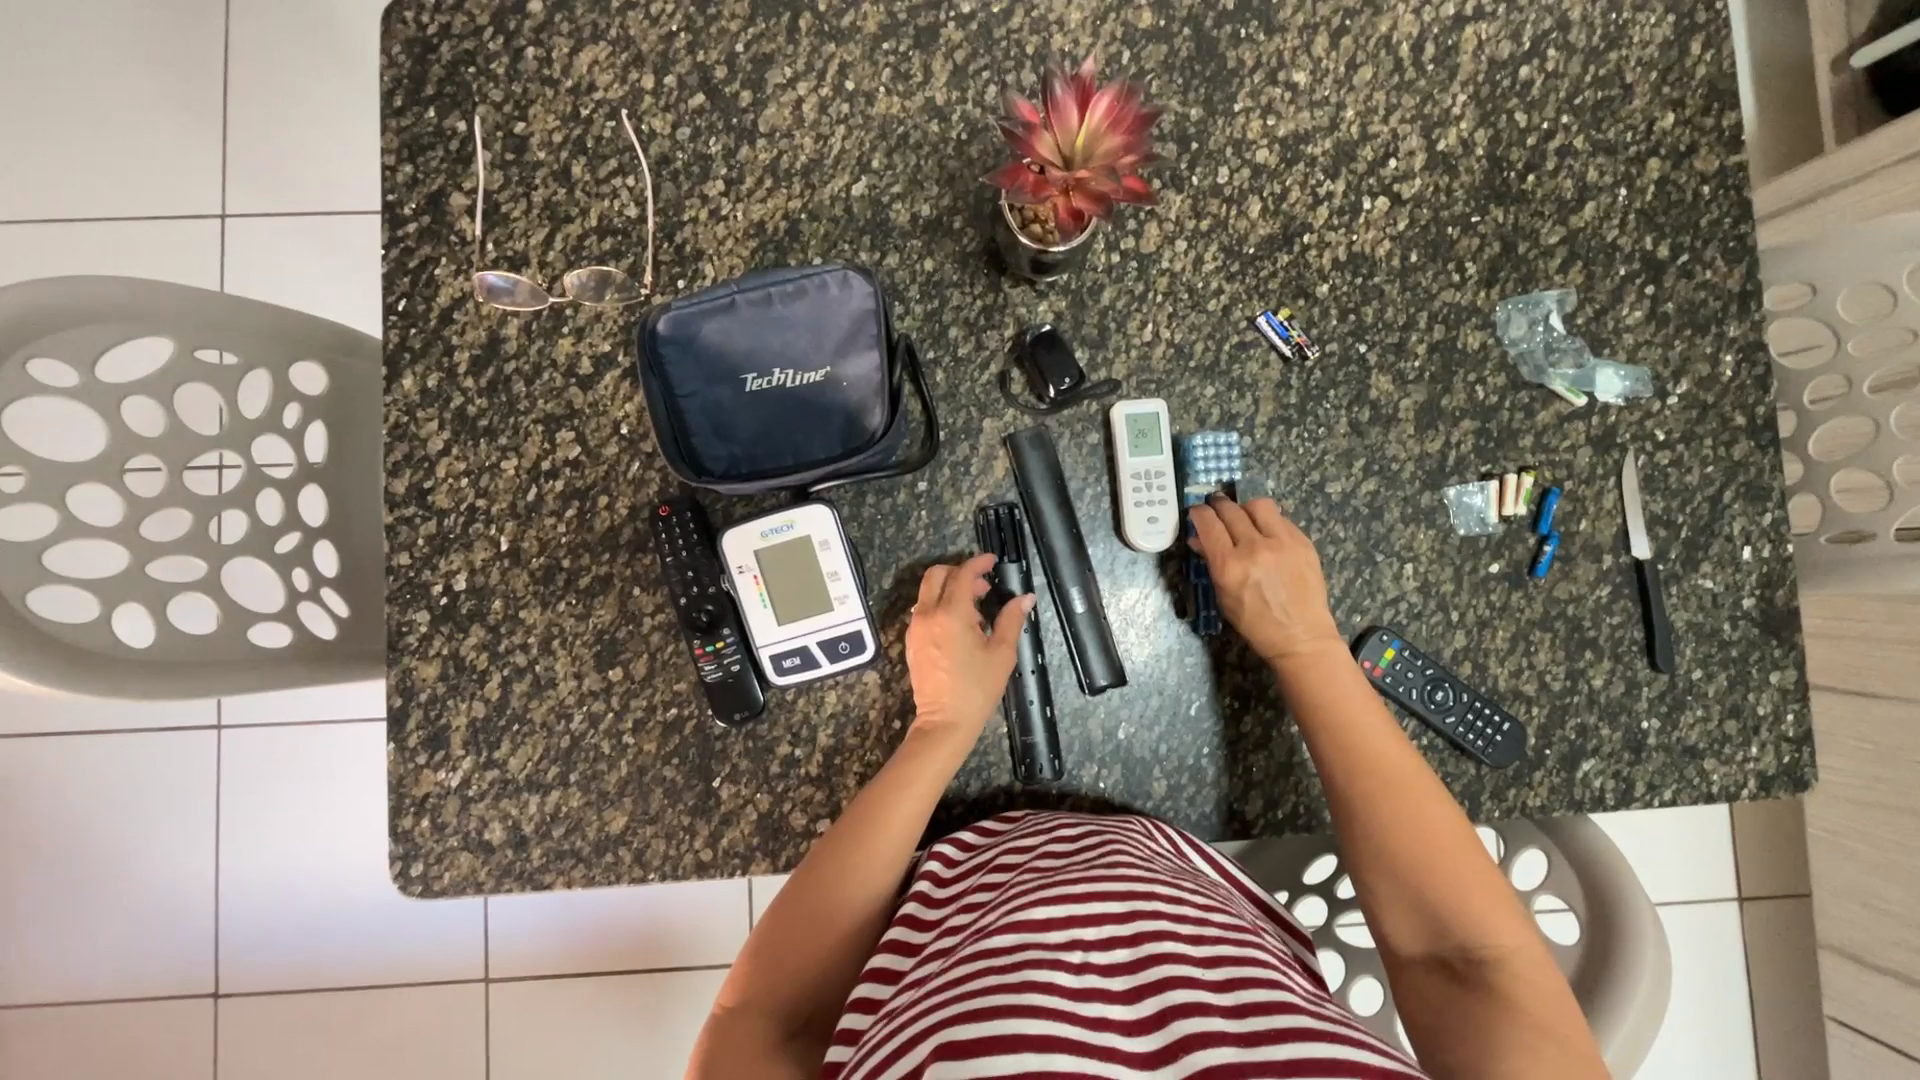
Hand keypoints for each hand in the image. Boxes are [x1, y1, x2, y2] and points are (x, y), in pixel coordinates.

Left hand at [904, 554, 1034, 742]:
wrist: (944, 721)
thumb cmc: (977, 689)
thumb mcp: (1002, 654)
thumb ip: (1012, 620)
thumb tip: (1025, 598)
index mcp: (951, 614)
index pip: (963, 575)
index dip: (978, 563)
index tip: (991, 561)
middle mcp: (928, 615)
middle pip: (937, 575)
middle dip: (959, 573)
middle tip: (983, 586)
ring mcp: (916, 628)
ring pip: (927, 592)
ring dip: (950, 590)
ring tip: (975, 611)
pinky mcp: (912, 641)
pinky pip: (923, 610)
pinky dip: (940, 606)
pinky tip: (960, 627)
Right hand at [1187, 494, 1343, 665]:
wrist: (1300, 635)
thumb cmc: (1255, 622)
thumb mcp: (1224, 595)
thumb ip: (1211, 563)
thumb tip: (1199, 539)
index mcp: (1229, 566)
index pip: (1208, 524)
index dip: (1198, 513)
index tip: (1197, 512)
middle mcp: (1254, 548)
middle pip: (1230, 510)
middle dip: (1218, 506)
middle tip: (1215, 508)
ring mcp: (1282, 542)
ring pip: (1258, 505)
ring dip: (1245, 508)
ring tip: (1244, 518)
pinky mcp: (1303, 542)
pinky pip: (1281, 519)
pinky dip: (1268, 521)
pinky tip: (1267, 533)